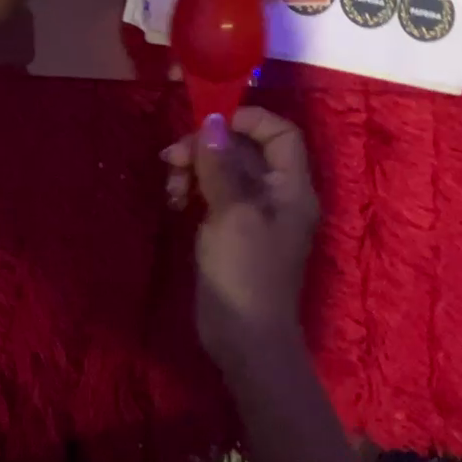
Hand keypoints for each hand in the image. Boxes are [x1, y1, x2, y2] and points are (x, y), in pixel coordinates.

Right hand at [162, 107, 320, 367]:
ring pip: (223, 168)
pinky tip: (174, 199)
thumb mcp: (232, 213)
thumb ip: (221, 165)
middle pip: (244, 148)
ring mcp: (252, 212)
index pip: (280, 133)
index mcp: (291, 187)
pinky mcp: (230, 228)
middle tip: (173, 157)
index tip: (208, 124)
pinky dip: (192, 188)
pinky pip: (211, 192)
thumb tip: (211, 121)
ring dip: (194, 167)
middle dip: (206, 146)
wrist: (245, 341)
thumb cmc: (246, 272)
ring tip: (171, 184)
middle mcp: (275, 194)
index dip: (248, 119)